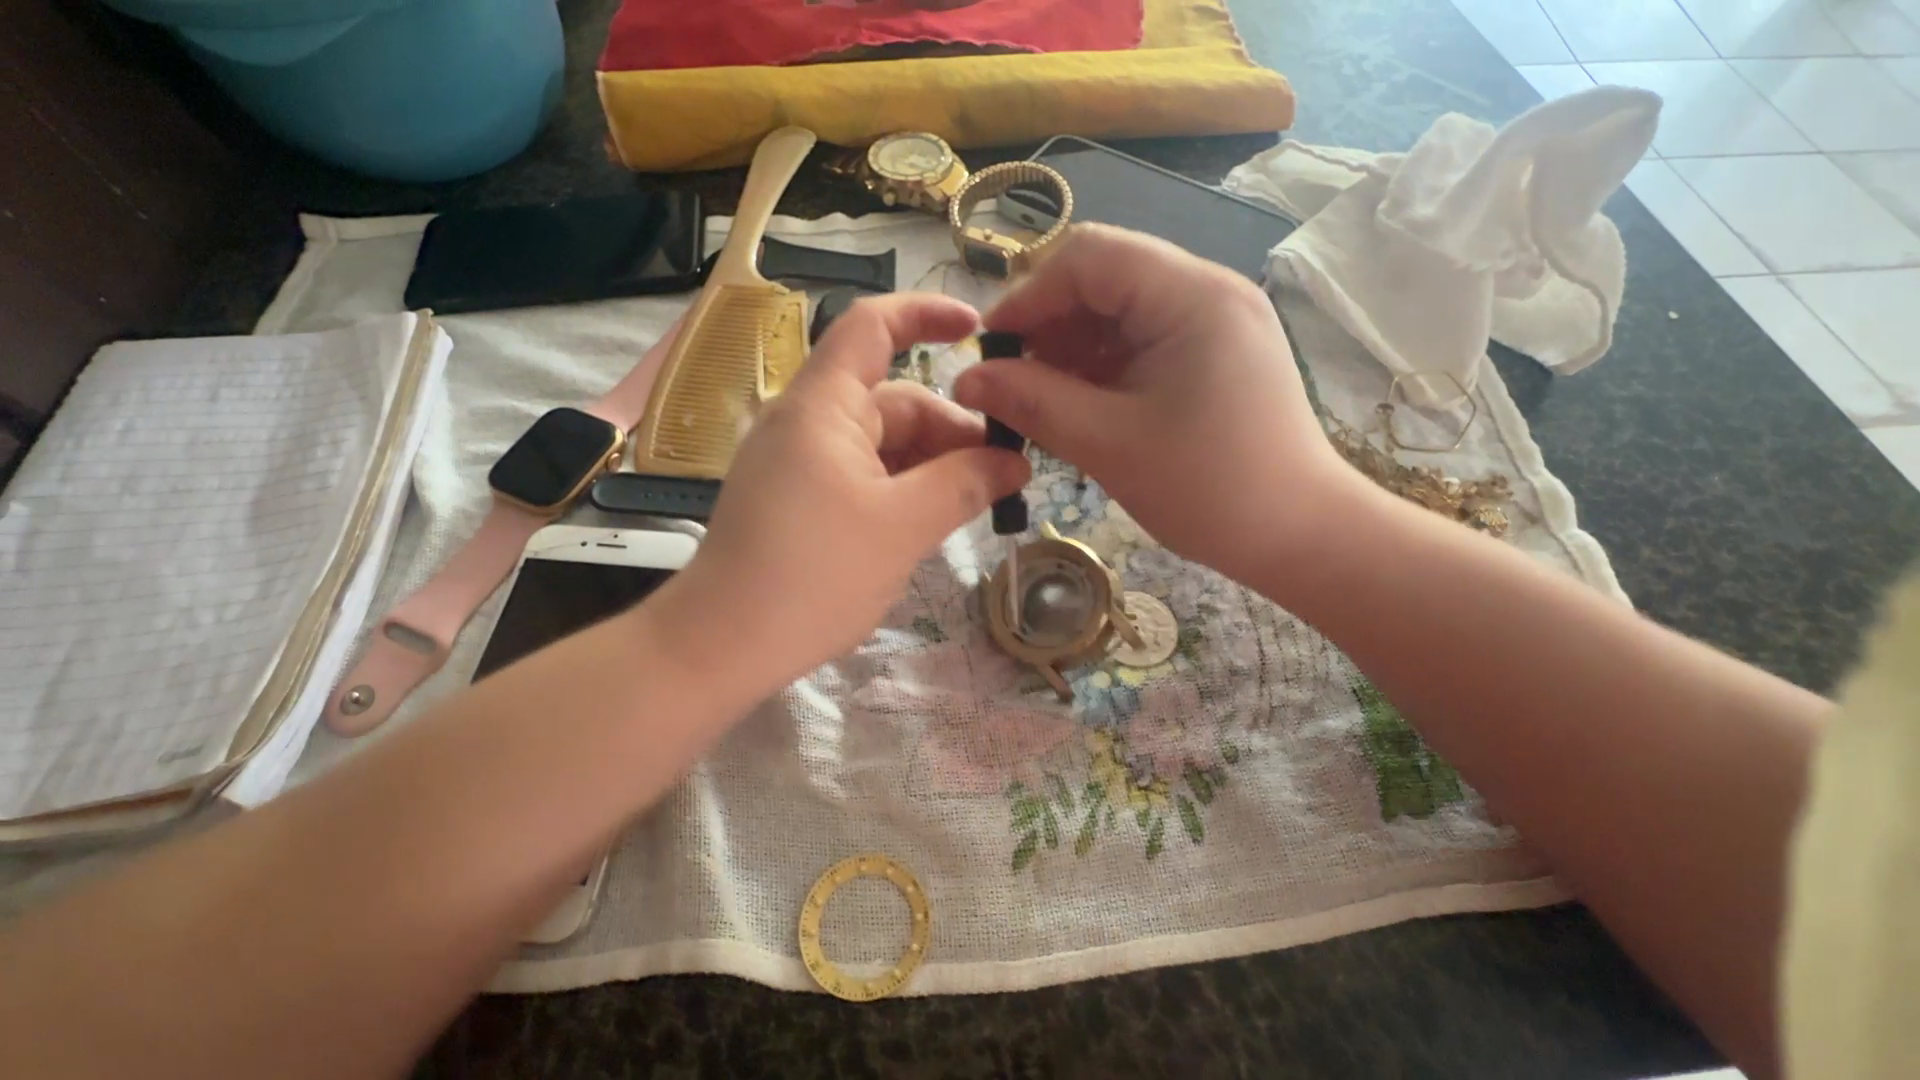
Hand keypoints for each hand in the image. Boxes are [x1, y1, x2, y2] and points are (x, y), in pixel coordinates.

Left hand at [663, 293, 1029, 693]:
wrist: (721, 646)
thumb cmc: (813, 576)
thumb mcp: (902, 527)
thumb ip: (964, 484)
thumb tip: (1015, 463)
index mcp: (821, 405)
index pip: (872, 326)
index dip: (927, 315)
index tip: (979, 332)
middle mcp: (805, 421)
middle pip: (891, 399)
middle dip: (950, 428)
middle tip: (1003, 474)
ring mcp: (796, 462)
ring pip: (879, 443)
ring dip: (929, 465)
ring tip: (975, 504)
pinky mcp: (794, 500)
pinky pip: (859, 474)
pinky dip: (899, 488)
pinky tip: (930, 521)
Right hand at [952, 225, 1355, 582]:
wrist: (1301, 534)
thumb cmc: (1209, 489)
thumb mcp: (1108, 444)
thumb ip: (1032, 403)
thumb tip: (966, 380)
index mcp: (1192, 296)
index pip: (1089, 256)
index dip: (1029, 295)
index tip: (991, 349)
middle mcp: (1210, 290)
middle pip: (1106, 276)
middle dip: (1049, 323)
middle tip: (1013, 380)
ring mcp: (1218, 320)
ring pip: (1122, 309)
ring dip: (1072, 347)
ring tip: (1040, 399)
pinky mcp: (1218, 351)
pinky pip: (1146, 337)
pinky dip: (1104, 365)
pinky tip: (1079, 404)